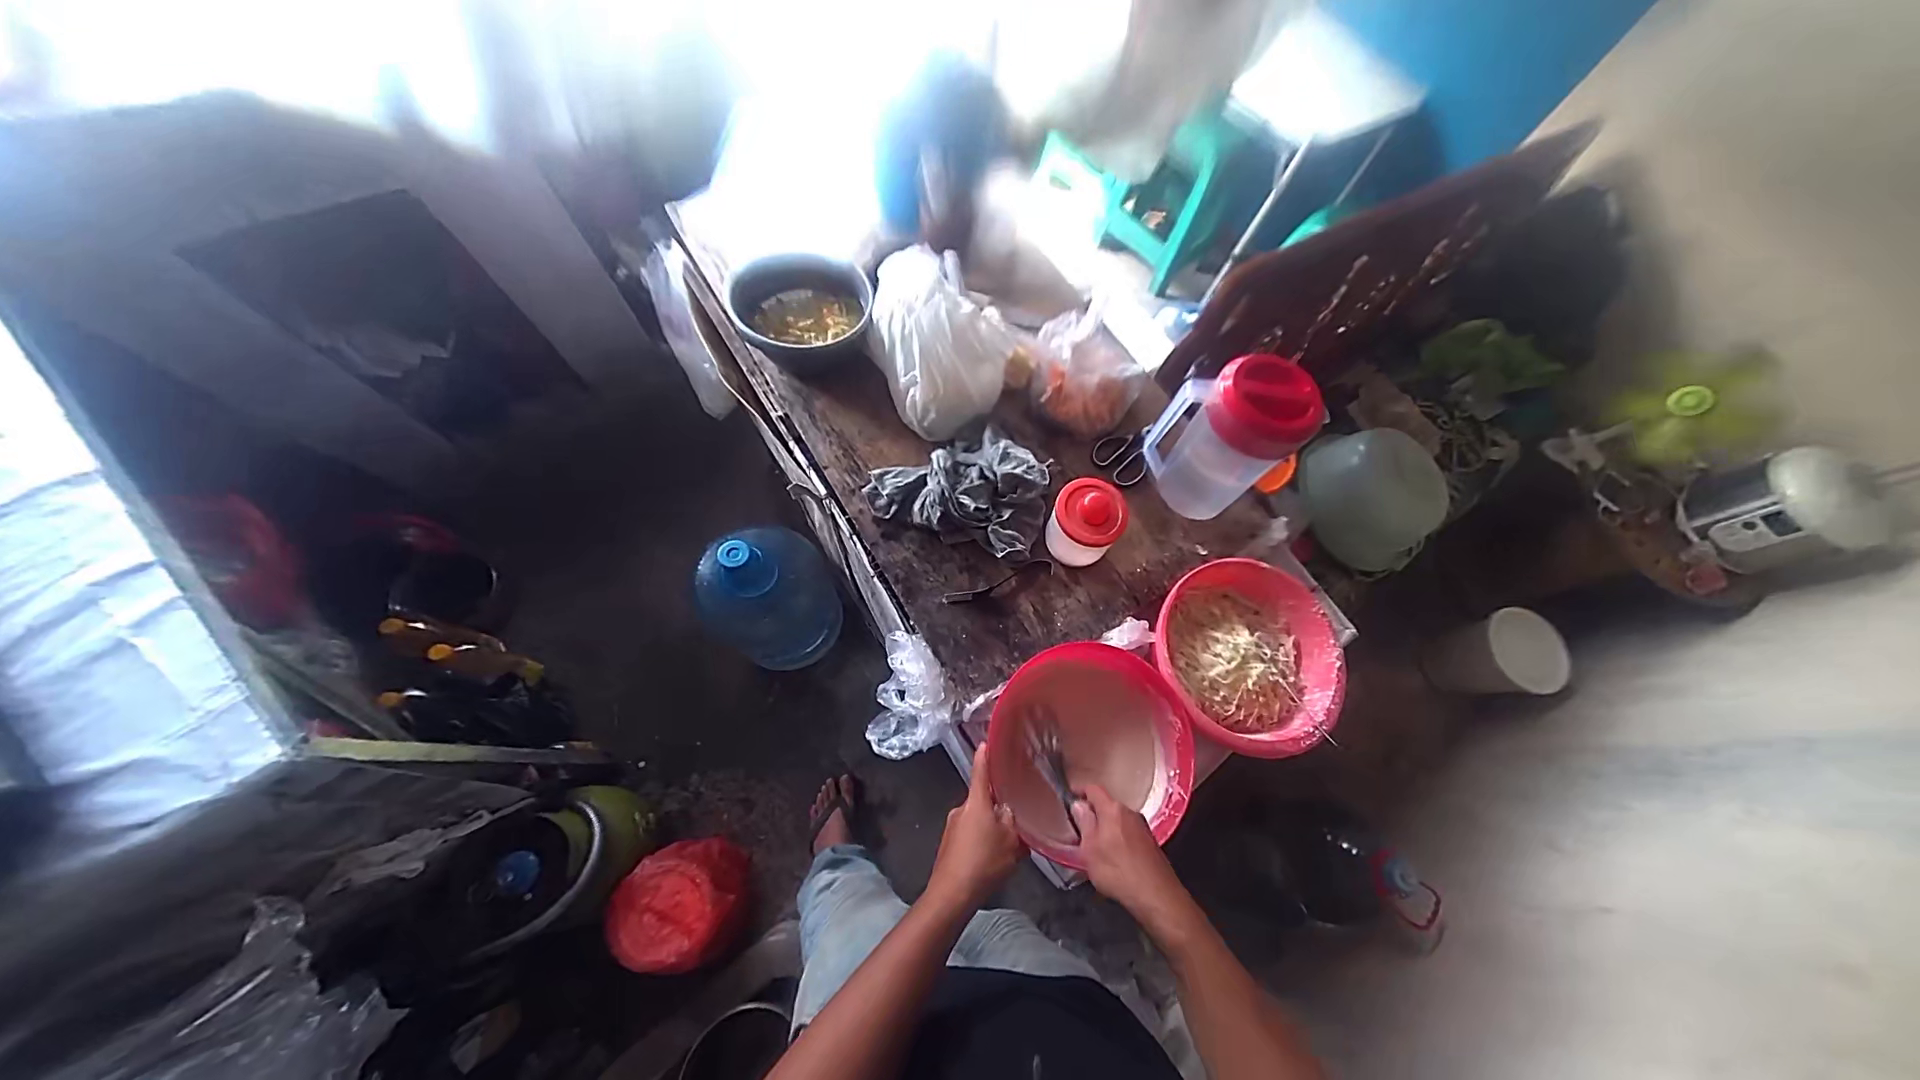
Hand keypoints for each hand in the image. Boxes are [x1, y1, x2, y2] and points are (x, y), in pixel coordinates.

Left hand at [925, 743, 1026, 909]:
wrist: (951, 894)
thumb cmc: (983, 862)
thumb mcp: (1011, 842)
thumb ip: (1014, 822)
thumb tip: (1011, 811)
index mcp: (976, 802)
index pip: (980, 771)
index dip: (985, 756)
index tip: (987, 742)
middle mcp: (961, 809)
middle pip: (981, 798)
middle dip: (997, 803)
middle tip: (1016, 810)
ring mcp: (952, 826)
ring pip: (977, 817)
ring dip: (990, 824)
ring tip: (1007, 840)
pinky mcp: (949, 843)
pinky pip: (970, 833)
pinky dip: (982, 838)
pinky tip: (992, 855)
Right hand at [1071, 785, 1198, 934]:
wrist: (1157, 896)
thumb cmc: (1118, 872)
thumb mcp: (1090, 849)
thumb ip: (1084, 823)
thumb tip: (1079, 805)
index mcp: (1113, 809)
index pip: (1093, 789)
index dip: (1079, 791)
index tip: (1069, 800)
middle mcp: (1130, 813)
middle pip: (1106, 805)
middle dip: (1092, 814)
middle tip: (1079, 830)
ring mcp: (1143, 827)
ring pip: (1117, 821)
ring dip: (1105, 828)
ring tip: (1095, 847)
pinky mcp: (1150, 843)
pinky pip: (1128, 833)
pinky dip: (1118, 839)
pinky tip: (1114, 859)